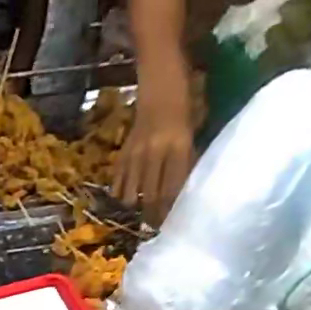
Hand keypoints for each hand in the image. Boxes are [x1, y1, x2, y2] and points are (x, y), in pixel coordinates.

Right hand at [112, 83, 194, 222]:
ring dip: (135, 207)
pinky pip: (117, 180)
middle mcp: (156, 151)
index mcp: (178, 147)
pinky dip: (120, 193)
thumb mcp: (193, 135)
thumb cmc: (184, 107)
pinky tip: (125, 198)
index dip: (170, 210)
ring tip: (140, 213)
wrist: (160, 82)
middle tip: (155, 226)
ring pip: (131, 193)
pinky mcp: (124, 150)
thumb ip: (186, 164)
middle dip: (153, 215)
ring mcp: (136, 152)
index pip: (173, 189)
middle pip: (151, 196)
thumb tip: (181, 196)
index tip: (170, 224)